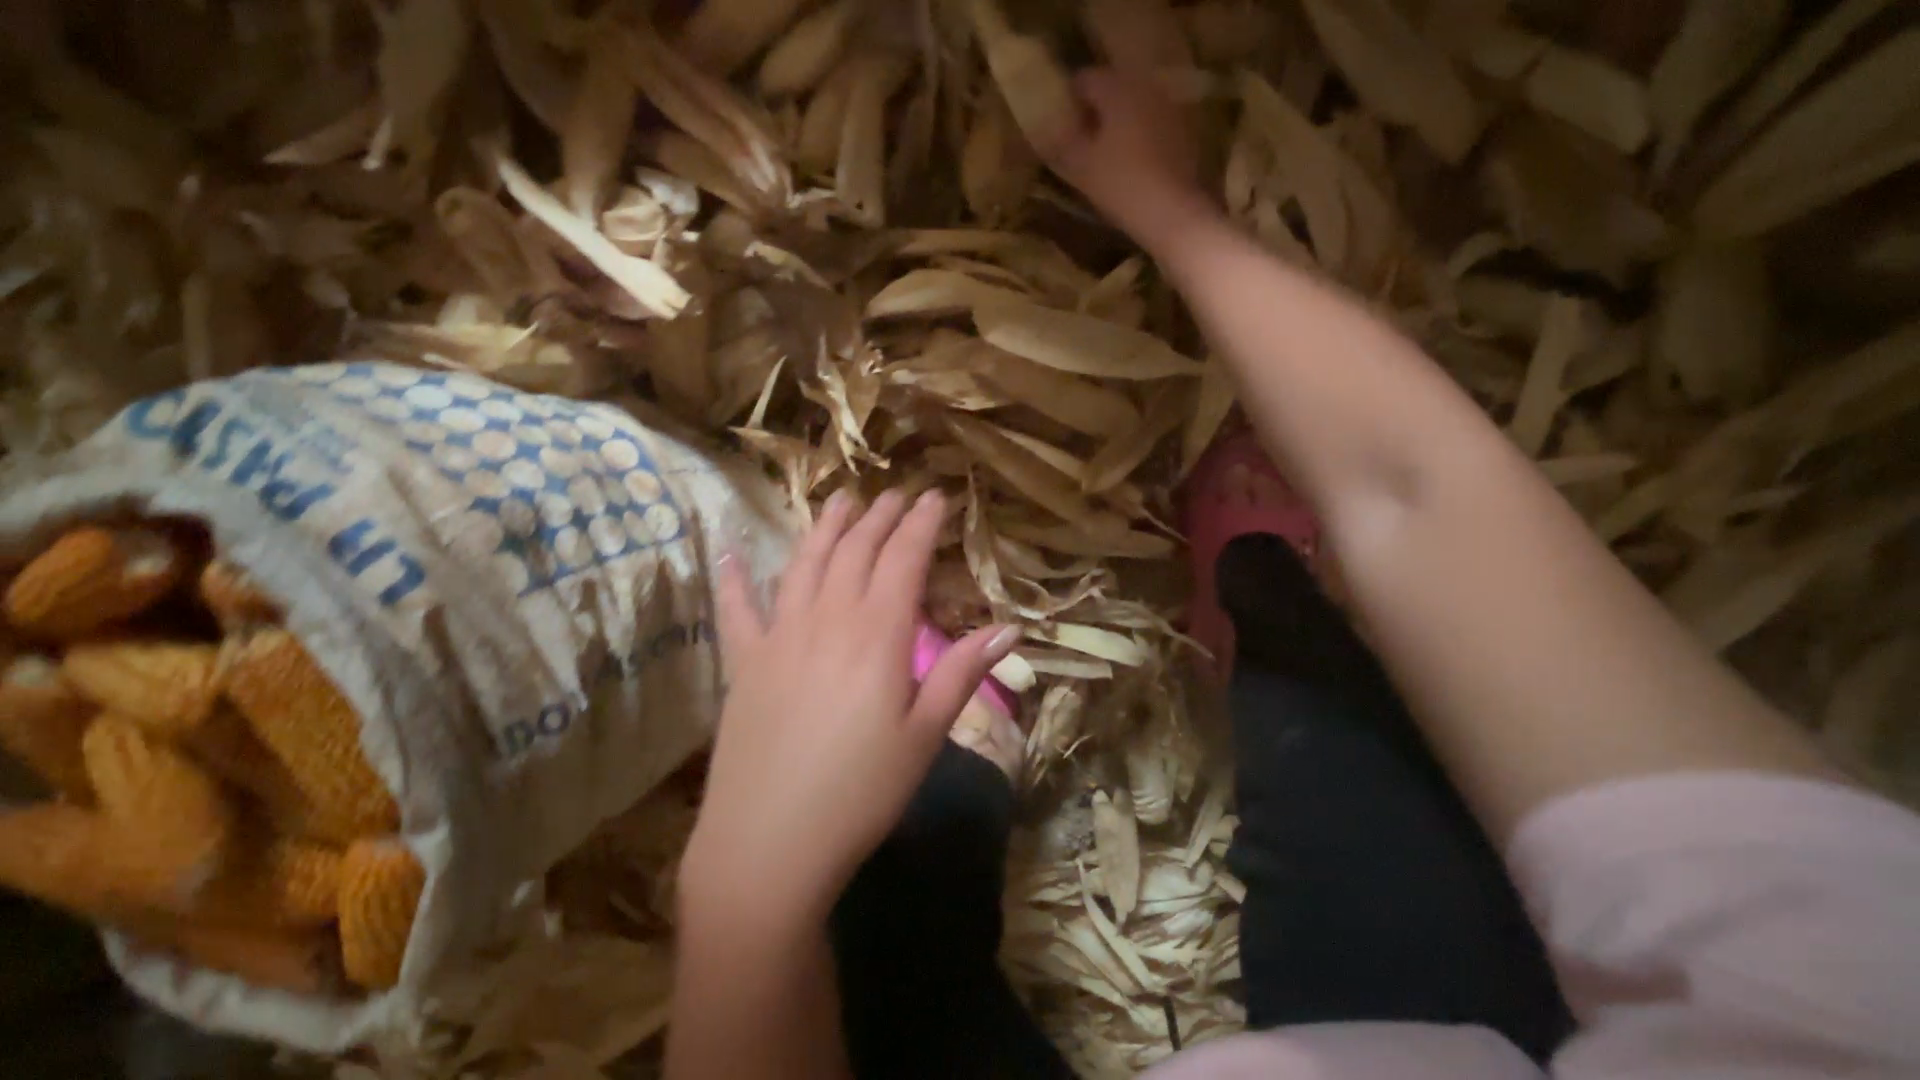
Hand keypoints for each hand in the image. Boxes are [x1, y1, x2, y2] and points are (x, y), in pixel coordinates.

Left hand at [680, 489, 1021, 927]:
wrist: (770, 841)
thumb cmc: (861, 794)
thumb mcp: (924, 737)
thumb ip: (960, 674)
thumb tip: (1009, 626)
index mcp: (876, 636)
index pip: (902, 560)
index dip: (921, 524)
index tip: (935, 496)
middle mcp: (825, 621)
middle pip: (854, 552)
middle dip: (878, 517)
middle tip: (896, 495)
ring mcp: (777, 638)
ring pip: (803, 565)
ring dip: (824, 528)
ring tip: (840, 500)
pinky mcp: (742, 664)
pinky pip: (735, 609)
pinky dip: (733, 577)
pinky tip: (729, 552)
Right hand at [1036, 68, 1215, 252]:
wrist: (1172, 211)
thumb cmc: (1120, 183)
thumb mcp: (1081, 165)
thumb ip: (1062, 140)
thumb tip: (1047, 127)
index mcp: (1117, 88)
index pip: (1085, 78)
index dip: (1069, 97)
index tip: (1059, 120)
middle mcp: (1146, 87)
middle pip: (1113, 88)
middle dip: (1095, 107)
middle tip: (1080, 135)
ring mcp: (1169, 107)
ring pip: (1135, 105)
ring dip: (1118, 120)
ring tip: (1104, 149)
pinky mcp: (1184, 131)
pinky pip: (1152, 123)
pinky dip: (1139, 133)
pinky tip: (1130, 160)